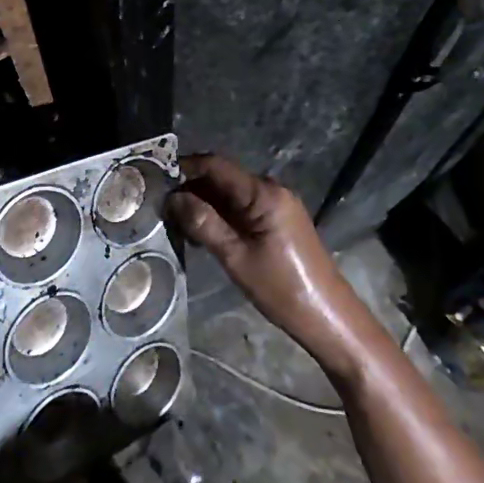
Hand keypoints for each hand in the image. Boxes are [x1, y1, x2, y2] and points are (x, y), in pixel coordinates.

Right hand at [165, 154, 373, 377]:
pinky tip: (201, 235)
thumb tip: (173, 197)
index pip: (215, 165)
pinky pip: (242, 207)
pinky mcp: (278, 220)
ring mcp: (277, 204)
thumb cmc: (282, 288)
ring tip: (175, 224)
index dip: (184, 168)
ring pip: (229, 194)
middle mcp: (272, 189)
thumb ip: (203, 223)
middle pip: (221, 177)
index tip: (155, 179)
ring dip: (203, 205)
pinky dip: (220, 215)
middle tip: (160, 208)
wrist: (328, 317)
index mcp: (264, 193)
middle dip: (190, 189)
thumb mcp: (235, 257)